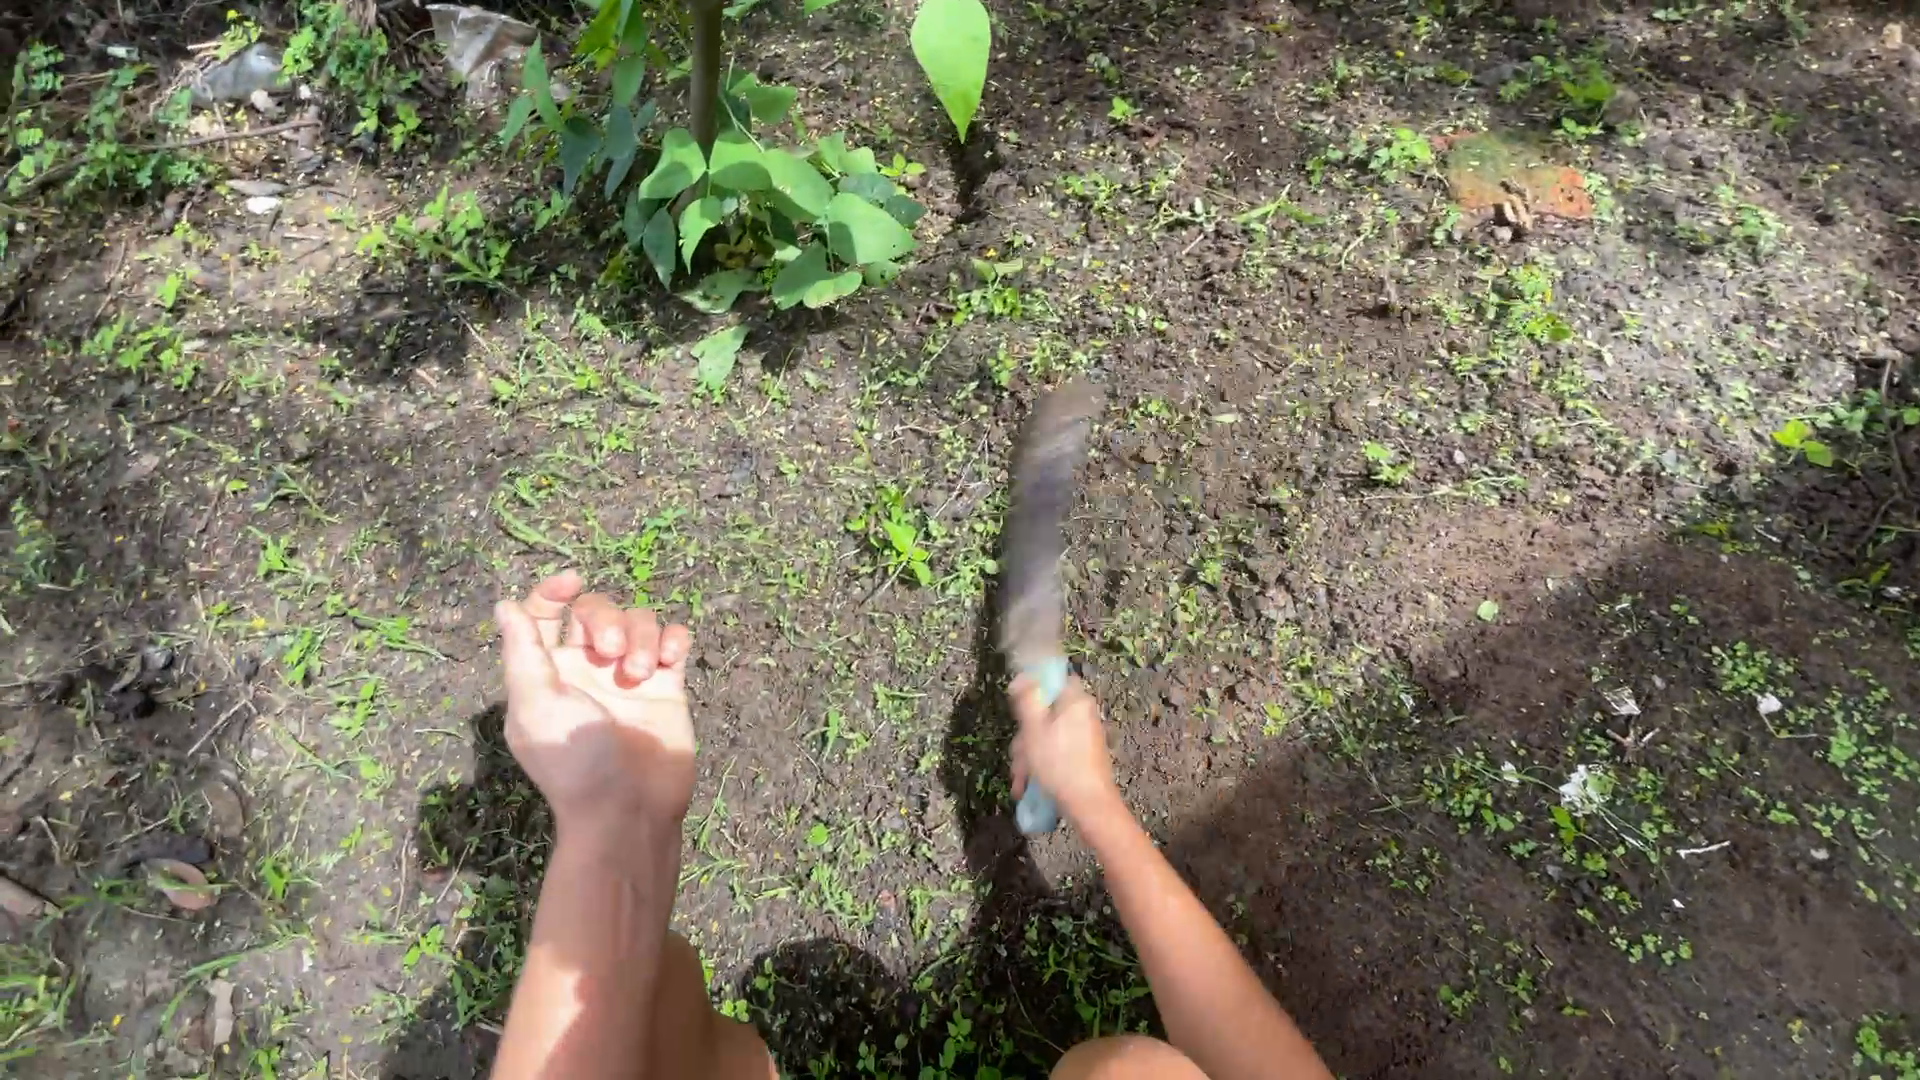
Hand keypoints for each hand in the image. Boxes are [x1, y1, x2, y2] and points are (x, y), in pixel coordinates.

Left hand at [495, 571, 695, 833]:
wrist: (631, 806)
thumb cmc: (575, 759)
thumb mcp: (536, 706)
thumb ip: (523, 652)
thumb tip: (504, 604)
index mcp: (548, 672)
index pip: (546, 614)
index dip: (553, 592)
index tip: (572, 583)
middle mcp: (589, 668)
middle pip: (598, 610)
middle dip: (606, 620)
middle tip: (610, 653)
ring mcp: (632, 674)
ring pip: (640, 621)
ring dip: (642, 637)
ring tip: (640, 674)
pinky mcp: (669, 684)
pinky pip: (674, 640)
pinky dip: (673, 640)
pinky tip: (669, 661)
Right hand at [1010, 676, 1120, 825]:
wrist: (1089, 805)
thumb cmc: (1059, 763)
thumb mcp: (1034, 728)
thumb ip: (1027, 698)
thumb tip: (1022, 677)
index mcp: (1076, 701)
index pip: (1054, 679)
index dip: (1034, 689)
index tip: (1019, 708)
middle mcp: (1083, 714)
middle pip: (1046, 712)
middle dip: (1026, 736)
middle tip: (1018, 755)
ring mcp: (1085, 736)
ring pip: (1047, 735)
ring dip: (1029, 755)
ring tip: (1021, 778)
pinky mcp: (1083, 756)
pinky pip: (1056, 751)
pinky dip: (1042, 764)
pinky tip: (1028, 785)